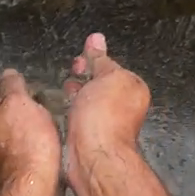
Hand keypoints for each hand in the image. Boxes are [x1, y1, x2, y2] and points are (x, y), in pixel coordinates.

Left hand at [0, 69, 60, 190]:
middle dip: (24, 109)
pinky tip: (43, 145)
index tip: (31, 99)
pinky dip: (33, 141)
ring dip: (32, 125)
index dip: (18, 91)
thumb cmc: (26, 140)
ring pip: (18, 125)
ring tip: (44, 132)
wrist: (34, 182)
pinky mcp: (10, 162)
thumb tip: (8, 74)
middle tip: (39, 116)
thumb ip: (11, 83)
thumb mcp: (18, 101)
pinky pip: (24, 142)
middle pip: (8, 108)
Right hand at [63, 32, 149, 187]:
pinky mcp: (89, 137)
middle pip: (101, 84)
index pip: (112, 68)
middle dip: (85, 76)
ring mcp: (105, 124)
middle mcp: (122, 107)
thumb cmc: (105, 117)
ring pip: (90, 102)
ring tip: (65, 88)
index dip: (95, 59)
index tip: (79, 58)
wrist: (93, 156)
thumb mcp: (106, 76)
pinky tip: (62, 108)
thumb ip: (100, 58)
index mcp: (132, 89)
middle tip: (71, 70)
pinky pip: (80, 118)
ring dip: (77, 93)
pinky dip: (72, 111)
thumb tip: (97, 39)